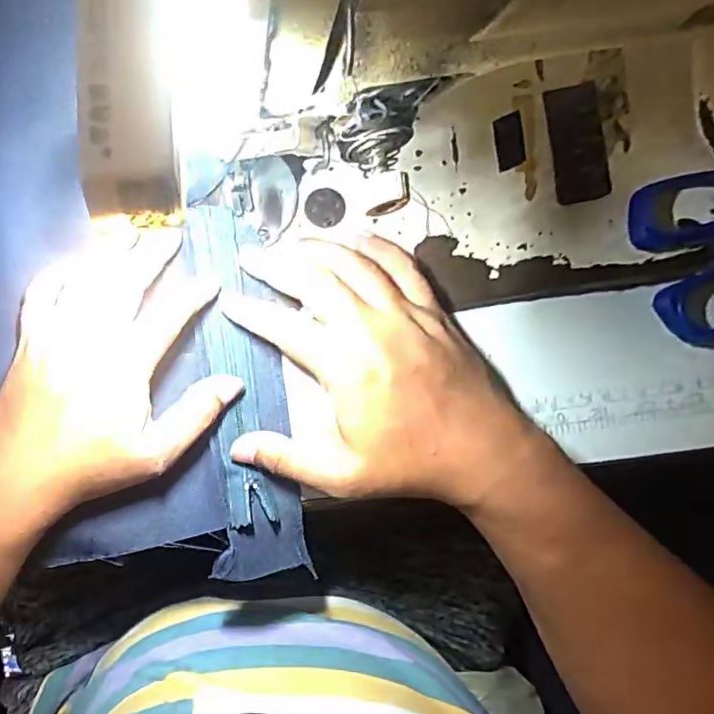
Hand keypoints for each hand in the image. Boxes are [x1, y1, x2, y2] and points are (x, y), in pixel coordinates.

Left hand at [0, 227, 243, 530]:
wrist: (23, 473)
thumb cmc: (91, 466)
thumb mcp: (154, 455)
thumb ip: (195, 416)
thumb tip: (232, 383)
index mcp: (126, 364)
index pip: (168, 314)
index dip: (194, 293)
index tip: (211, 281)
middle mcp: (90, 337)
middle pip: (127, 281)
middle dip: (153, 253)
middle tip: (172, 235)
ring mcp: (55, 332)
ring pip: (86, 277)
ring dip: (111, 252)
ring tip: (131, 234)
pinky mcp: (29, 337)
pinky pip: (41, 290)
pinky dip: (59, 271)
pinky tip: (76, 264)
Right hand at [218, 234, 566, 511]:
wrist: (484, 451)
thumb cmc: (414, 464)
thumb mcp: (341, 474)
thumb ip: (285, 458)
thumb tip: (240, 448)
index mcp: (347, 367)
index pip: (284, 326)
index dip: (250, 311)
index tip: (230, 303)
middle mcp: (374, 330)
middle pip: (315, 279)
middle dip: (275, 264)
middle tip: (251, 257)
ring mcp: (405, 315)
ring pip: (354, 263)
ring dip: (317, 247)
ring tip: (289, 243)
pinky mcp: (430, 311)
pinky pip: (400, 265)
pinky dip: (375, 247)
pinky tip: (357, 239)